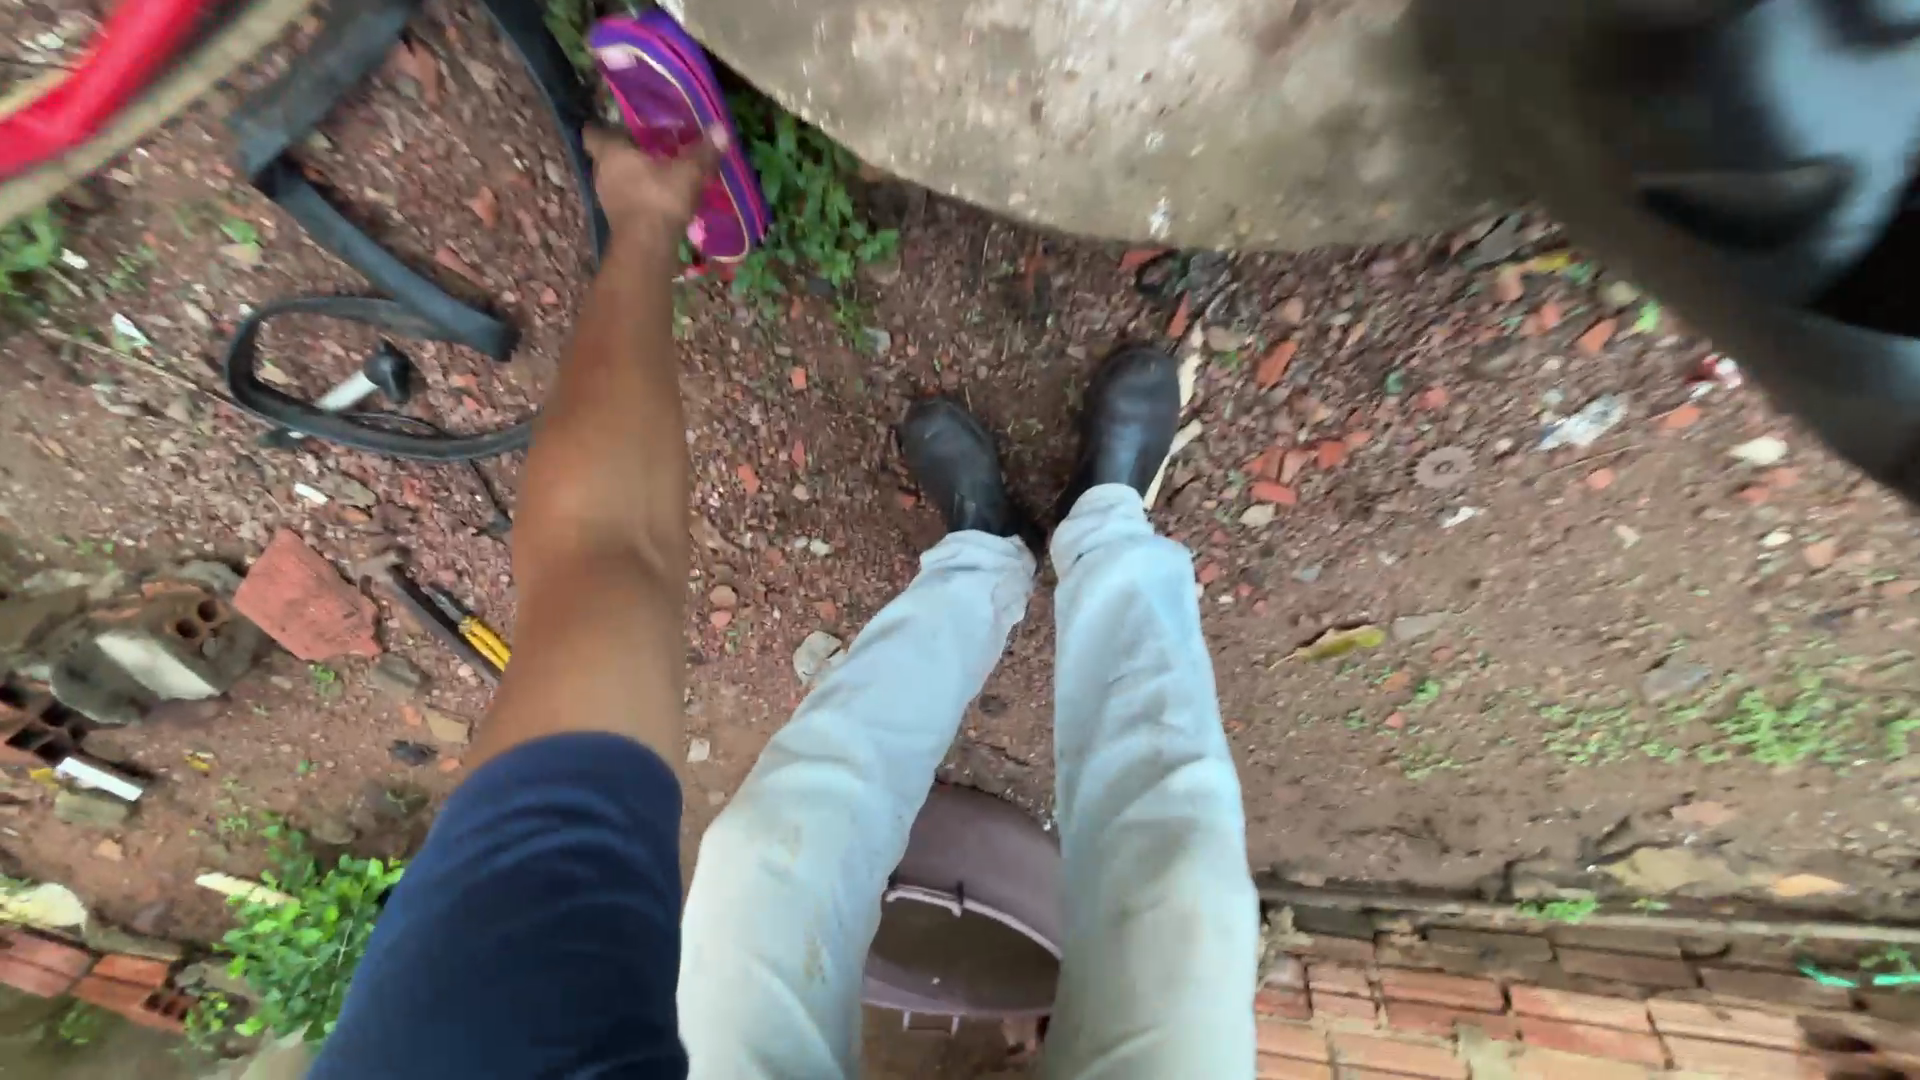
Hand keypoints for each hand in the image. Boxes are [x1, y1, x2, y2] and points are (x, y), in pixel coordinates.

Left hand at [583, 125, 722, 240]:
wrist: (647, 246)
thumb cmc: (660, 198)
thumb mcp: (688, 172)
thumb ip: (703, 152)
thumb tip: (721, 129)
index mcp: (611, 152)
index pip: (594, 132)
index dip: (607, 130)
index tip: (623, 130)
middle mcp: (601, 173)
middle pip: (607, 158)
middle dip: (625, 156)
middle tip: (647, 153)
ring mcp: (607, 200)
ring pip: (616, 182)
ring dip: (632, 181)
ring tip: (656, 180)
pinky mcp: (617, 223)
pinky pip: (626, 203)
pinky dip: (638, 201)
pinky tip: (657, 205)